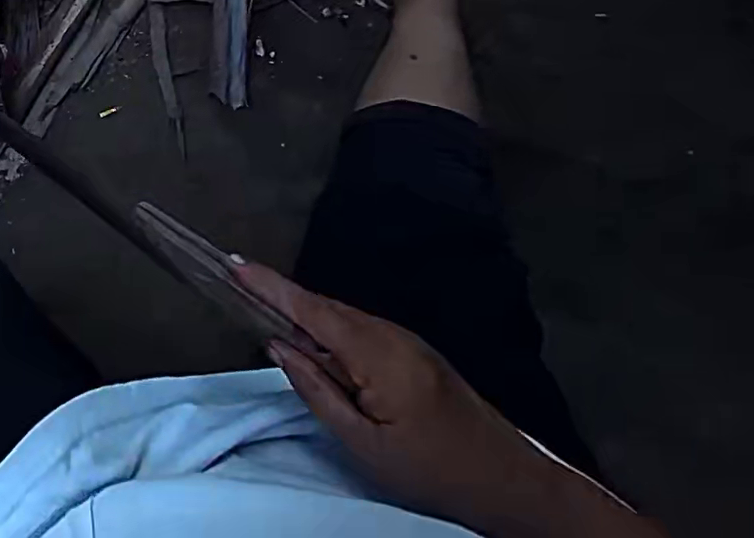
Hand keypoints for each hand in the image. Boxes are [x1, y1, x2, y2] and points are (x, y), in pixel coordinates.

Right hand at [237, 261, 659, 537]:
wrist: (520, 488)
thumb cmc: (435, 472)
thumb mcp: (365, 444)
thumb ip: (314, 390)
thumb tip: (277, 345)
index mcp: (377, 354)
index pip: (310, 309)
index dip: (269, 285)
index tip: (233, 264)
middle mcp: (390, 334)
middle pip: (322, 305)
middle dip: (279, 292)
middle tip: (237, 280)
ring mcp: (405, 339)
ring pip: (339, 314)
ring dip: (301, 308)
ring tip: (263, 304)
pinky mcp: (412, 349)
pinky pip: (355, 324)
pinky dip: (324, 322)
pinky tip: (310, 335)